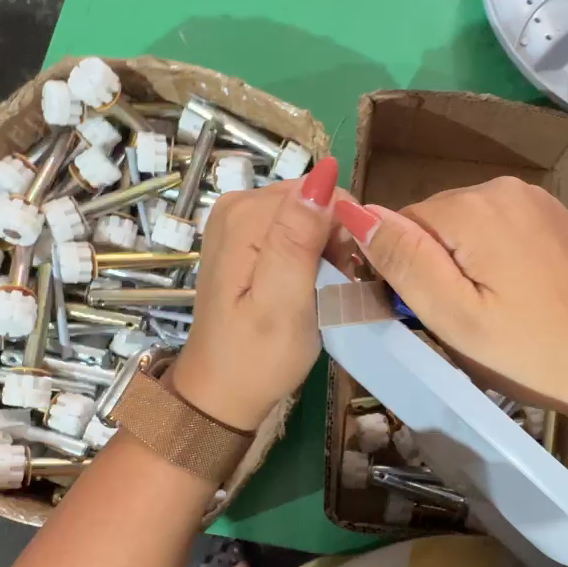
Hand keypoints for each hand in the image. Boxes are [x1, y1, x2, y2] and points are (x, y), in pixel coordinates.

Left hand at [169, 157, 340, 430]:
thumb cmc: (258, 355)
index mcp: (248, 214)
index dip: (345, 234)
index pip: (326, 193)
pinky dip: (310, 258)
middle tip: (330, 290)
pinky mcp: (243, 240)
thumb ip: (300, 236)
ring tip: (320, 294)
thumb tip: (325, 173)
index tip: (342, 277)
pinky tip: (307, 289)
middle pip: (315, 202)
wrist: (222, 392)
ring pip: (308, 218)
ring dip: (325, 253)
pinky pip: (293, 232)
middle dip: (335, 242)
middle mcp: (238, 206)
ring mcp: (238, 222)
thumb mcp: (285, 300)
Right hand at [332, 177, 567, 445]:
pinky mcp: (552, 214)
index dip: (404, 268)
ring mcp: (533, 197)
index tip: (426, 311)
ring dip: (462, 260)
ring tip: (490, 308)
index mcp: (476, 208)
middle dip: (435, 263)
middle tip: (462, 318)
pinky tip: (514, 291)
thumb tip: (354, 212)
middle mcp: (503, 187)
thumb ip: (403, 260)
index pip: (402, 222)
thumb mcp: (454, 317)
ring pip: (464, 224)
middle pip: (434, 220)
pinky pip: (497, 225)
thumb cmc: (528, 351)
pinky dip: (492, 254)